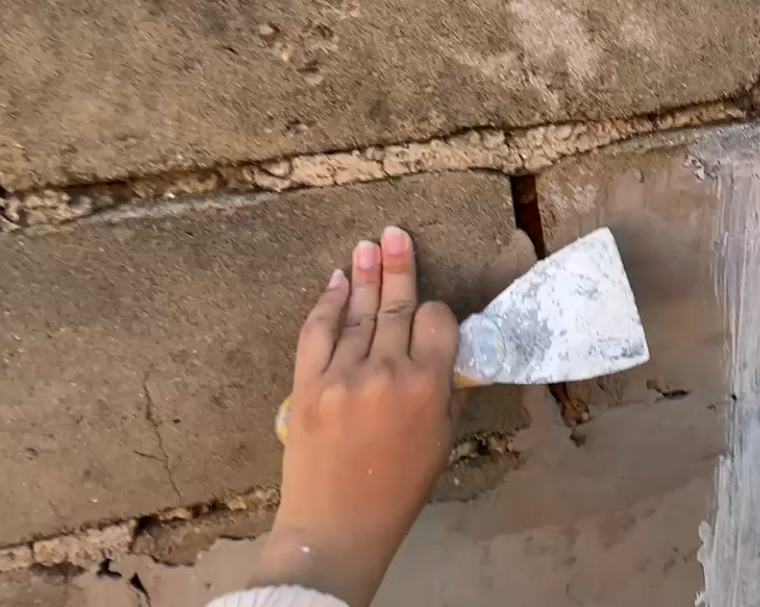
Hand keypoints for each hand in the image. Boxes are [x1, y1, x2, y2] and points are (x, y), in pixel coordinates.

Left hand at [251, 227, 463, 606]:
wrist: (336, 527)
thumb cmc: (402, 483)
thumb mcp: (445, 434)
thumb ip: (450, 386)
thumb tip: (452, 347)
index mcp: (428, 383)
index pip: (436, 320)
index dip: (436, 313)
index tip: (431, 318)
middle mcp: (387, 371)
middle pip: (396, 305)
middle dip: (399, 265)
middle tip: (396, 231)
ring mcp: (343, 376)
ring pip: (359, 313)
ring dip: (366, 274)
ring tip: (370, 243)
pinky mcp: (306, 386)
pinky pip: (317, 334)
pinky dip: (327, 305)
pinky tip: (337, 281)